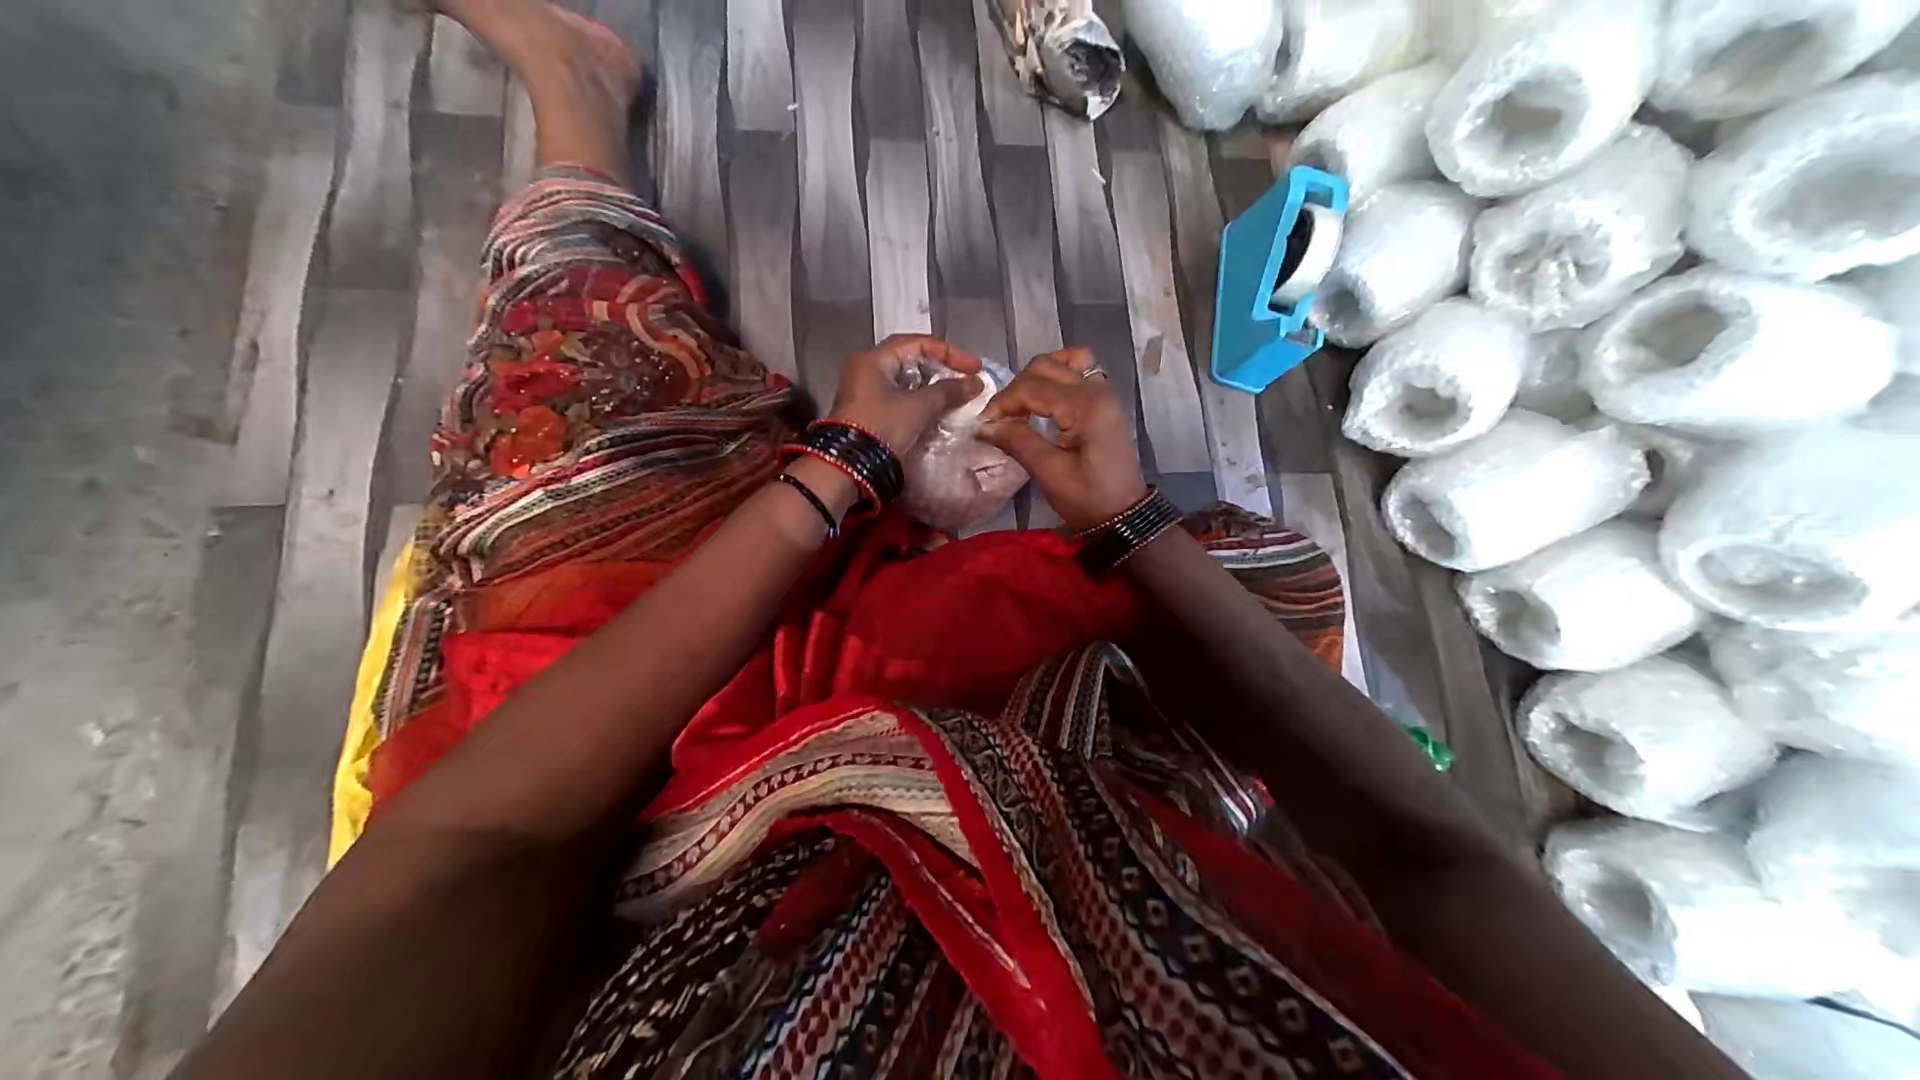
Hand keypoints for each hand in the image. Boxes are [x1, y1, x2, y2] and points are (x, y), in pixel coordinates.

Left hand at [827, 334, 984, 455]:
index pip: (917, 343)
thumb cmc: (883, 427)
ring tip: (956, 393)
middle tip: (965, 377)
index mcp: (873, 359)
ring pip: (905, 380)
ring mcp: (864, 392)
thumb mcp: (919, 407)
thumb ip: (948, 391)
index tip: (974, 367)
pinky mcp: (868, 412)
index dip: (949, 352)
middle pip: (910, 359)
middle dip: (940, 367)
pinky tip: (938, 408)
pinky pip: (899, 397)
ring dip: (931, 385)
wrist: (849, 468)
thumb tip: (975, 383)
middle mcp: (865, 369)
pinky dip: (919, 399)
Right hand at [977, 348, 1146, 529]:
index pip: (1033, 388)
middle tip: (1000, 417)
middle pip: (1046, 367)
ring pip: (1063, 362)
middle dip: (1016, 388)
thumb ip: (1018, 442)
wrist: (1123, 514)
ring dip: (1036, 377)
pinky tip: (1044, 398)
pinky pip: (1079, 370)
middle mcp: (1097, 390)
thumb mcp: (1049, 472)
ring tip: (1021, 405)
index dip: (1004, 402)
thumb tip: (985, 426)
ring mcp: (1104, 392)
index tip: (984, 423)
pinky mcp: (1104, 401)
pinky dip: (1057, 376)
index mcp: (1086, 406)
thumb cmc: (1087, 497)